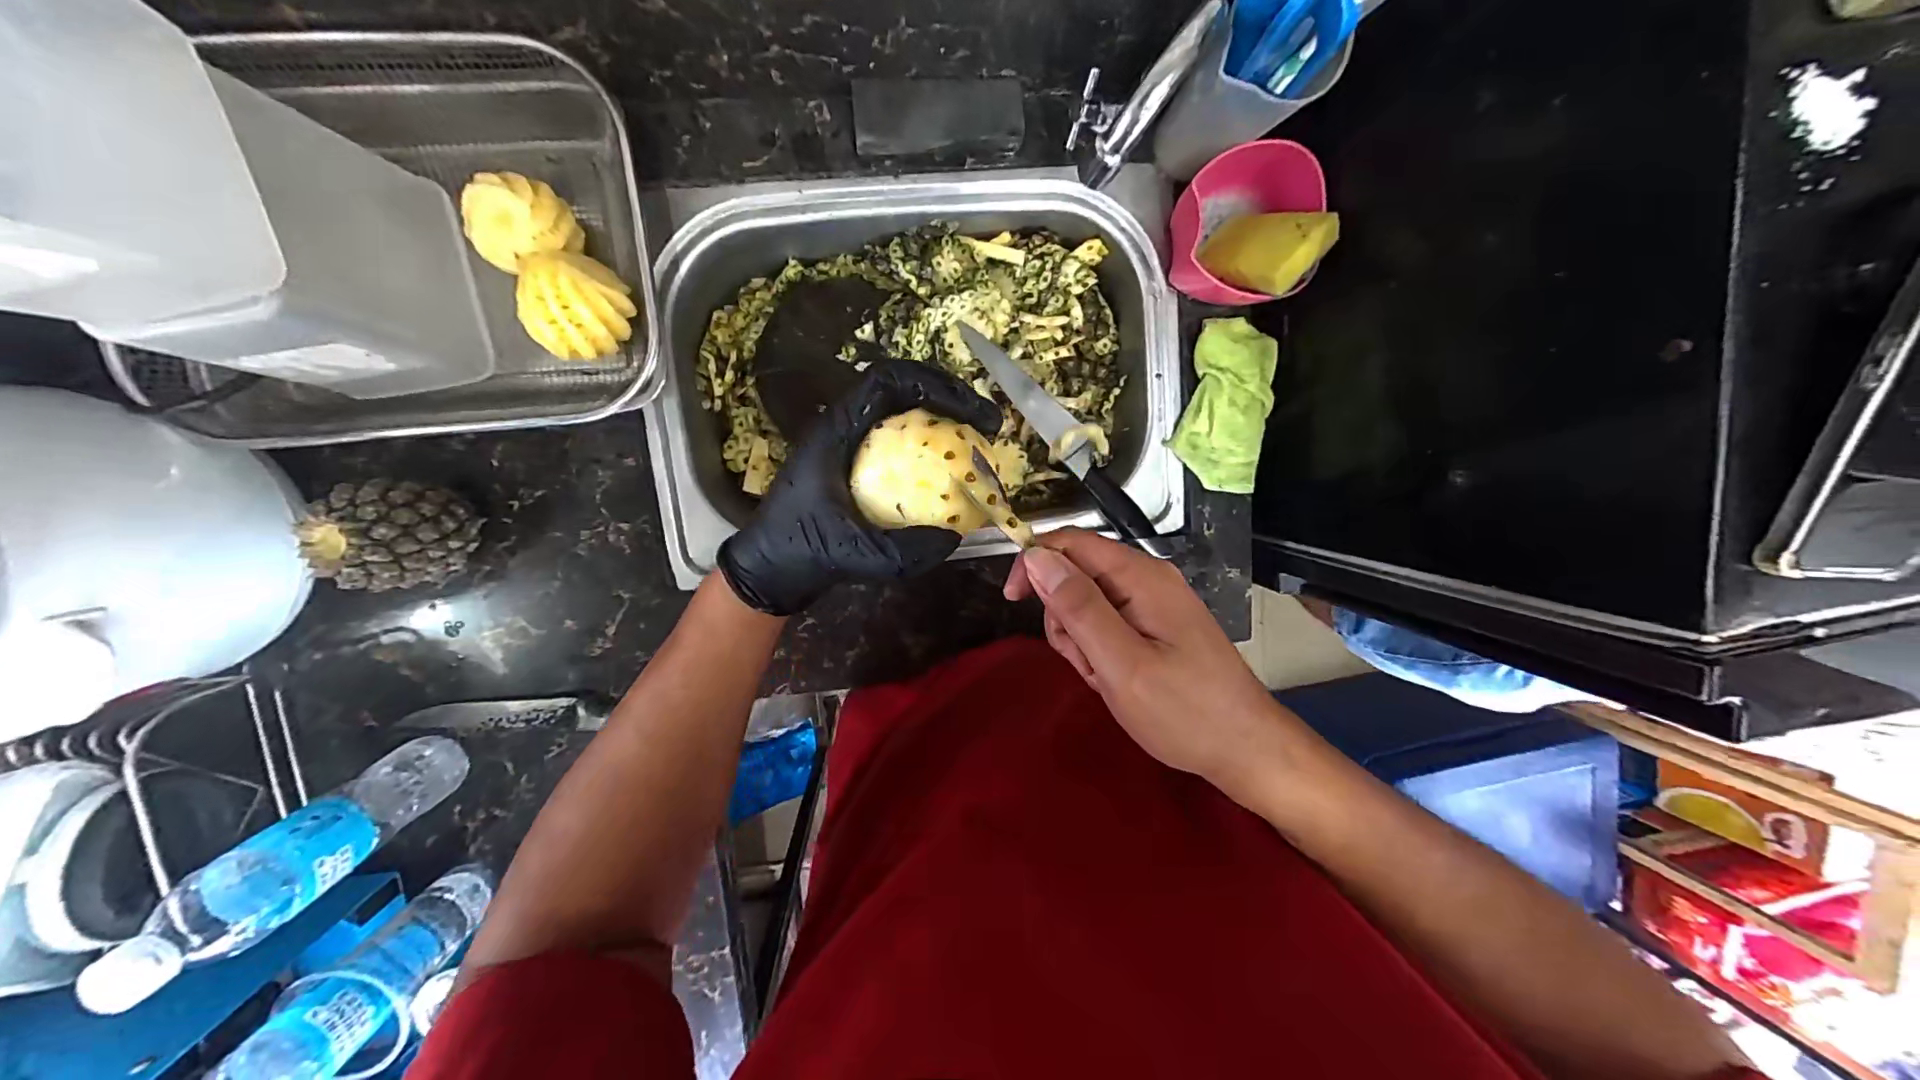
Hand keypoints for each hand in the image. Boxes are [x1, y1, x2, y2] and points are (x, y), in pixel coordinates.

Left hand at [718, 360, 1001, 615]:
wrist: (769, 569)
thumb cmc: (798, 552)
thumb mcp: (852, 554)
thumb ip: (902, 552)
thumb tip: (953, 536)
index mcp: (836, 432)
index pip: (887, 382)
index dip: (935, 386)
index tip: (972, 414)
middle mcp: (845, 428)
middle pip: (903, 389)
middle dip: (951, 399)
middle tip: (988, 427)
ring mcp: (852, 445)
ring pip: (905, 413)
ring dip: (945, 420)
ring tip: (979, 442)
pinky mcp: (860, 464)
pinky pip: (903, 441)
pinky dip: (934, 447)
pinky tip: (955, 470)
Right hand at [1005, 528, 1296, 789]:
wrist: (1246, 750)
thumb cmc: (1185, 713)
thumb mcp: (1121, 664)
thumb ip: (1078, 608)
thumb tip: (1037, 557)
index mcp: (1141, 577)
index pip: (1070, 543)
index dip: (1034, 563)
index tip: (1012, 602)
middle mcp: (1148, 578)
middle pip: (1076, 574)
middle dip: (1064, 617)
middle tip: (1086, 663)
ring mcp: (1154, 602)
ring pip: (1088, 602)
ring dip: (1081, 640)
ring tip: (1107, 679)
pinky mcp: (1157, 624)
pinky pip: (1108, 623)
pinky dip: (1100, 650)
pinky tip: (1117, 680)